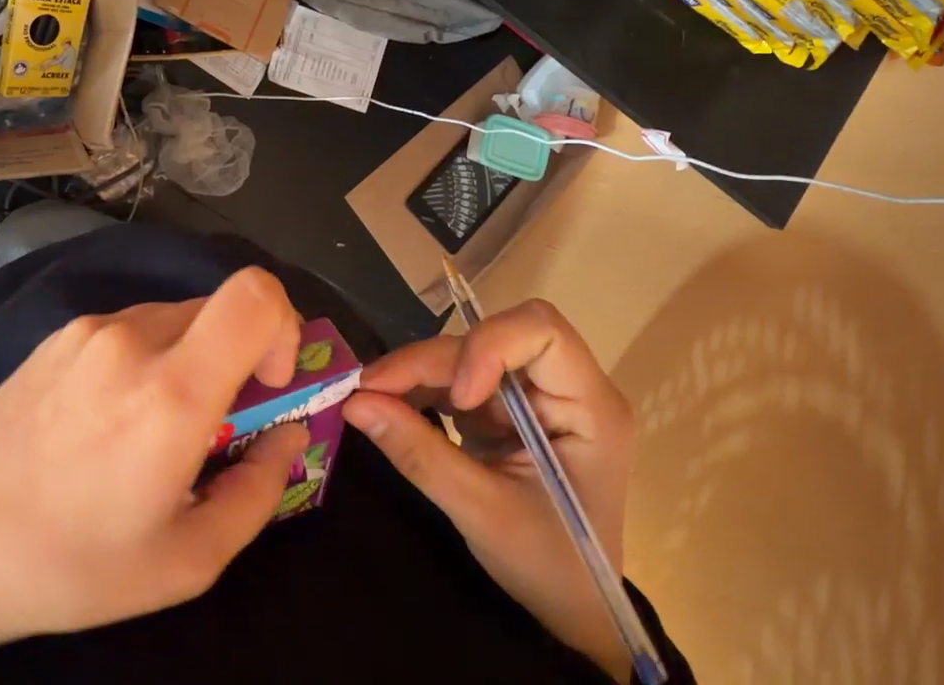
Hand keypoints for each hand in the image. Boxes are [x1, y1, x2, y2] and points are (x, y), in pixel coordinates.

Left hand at [0, 268, 307, 684]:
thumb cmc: (72, 565)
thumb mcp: (187, 559)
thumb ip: (259, 490)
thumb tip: (288, 434)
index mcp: (172, 392)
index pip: (257, 295)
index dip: (285, 326)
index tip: (271, 383)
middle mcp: (133, 340)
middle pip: (222, 310)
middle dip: (240, 359)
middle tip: (216, 427)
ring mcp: (89, 330)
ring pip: (177, 319)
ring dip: (192, 362)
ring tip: (153, 432)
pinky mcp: (58, 335)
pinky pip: (132, 330)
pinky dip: (148, 361)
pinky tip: (110, 422)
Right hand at [342, 300, 635, 682]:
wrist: (571, 612)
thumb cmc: (548, 566)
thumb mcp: (482, 512)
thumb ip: (420, 453)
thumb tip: (354, 403)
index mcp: (590, 407)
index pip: (542, 332)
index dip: (491, 345)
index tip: (458, 398)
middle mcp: (565, 388)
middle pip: (493, 340)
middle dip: (431, 362)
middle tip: (369, 387)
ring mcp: (534, 398)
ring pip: (468, 355)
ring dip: (418, 372)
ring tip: (370, 396)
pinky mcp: (507, 412)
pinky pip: (458, 381)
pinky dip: (422, 391)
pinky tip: (390, 405)